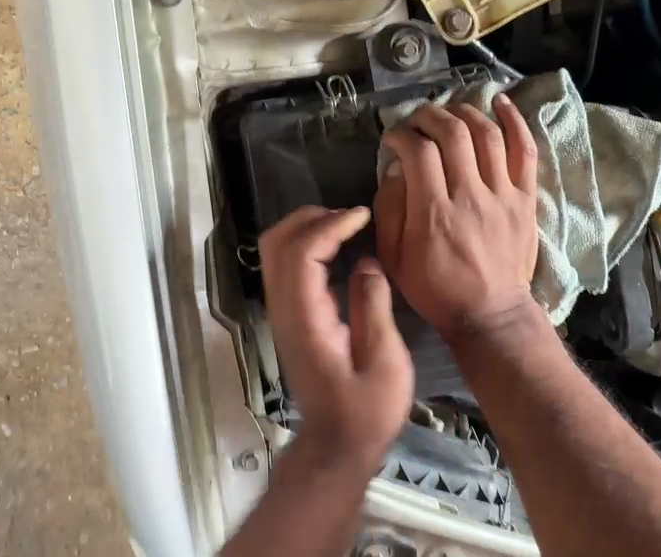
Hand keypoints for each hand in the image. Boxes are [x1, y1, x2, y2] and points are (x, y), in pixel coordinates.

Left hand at [258, 206, 414, 469]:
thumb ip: (373, 308)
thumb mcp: (385, 363)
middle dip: (313, 217)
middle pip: (276, 242)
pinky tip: (338, 246)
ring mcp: (281, 311)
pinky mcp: (288, 314)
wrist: (337, 446)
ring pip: (275, 249)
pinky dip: (307, 242)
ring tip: (347, 225)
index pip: (301, 252)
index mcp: (305, 318)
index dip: (330, 225)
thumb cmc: (366, 412)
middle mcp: (283, 309)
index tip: (363, 215)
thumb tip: (366, 262)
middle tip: (353, 217)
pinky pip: (285, 263)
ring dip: (306, 226)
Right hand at [375, 98, 539, 341]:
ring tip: (449, 112)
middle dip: (429, 115)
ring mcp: (503, 196)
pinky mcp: (525, 199)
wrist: (491, 315)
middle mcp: (471, 196)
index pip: (418, 152)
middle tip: (416, 121)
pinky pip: (526, 151)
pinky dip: (515, 121)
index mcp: (434, 213)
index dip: (401, 135)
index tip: (392, 139)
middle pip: (452, 134)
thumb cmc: (436, 288)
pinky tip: (500, 102)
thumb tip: (397, 166)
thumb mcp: (394, 257)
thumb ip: (390, 208)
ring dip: (465, 113)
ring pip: (487, 135)